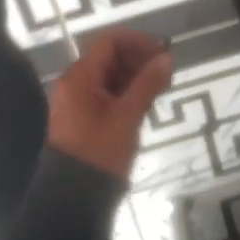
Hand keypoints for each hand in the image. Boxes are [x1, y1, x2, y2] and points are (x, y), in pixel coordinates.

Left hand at [47, 29, 173, 178]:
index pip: (109, 41)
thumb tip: (166, 58)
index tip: (162, 53)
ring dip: (134, 76)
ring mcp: (76, 100)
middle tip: (165, 73)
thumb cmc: (100, 152)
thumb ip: (147, 84)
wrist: (73, 197)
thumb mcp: (127, 116)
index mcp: (79, 76)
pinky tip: (144, 102)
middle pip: (109, 57)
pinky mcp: (81, 117)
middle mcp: (74, 82)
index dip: (138, 42)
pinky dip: (124, 92)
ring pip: (108, 76)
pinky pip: (104, 93)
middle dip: (138, 60)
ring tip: (160, 88)